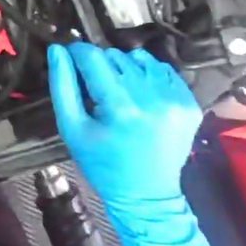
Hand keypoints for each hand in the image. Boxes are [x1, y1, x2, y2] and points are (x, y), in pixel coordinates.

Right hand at [48, 43, 233, 245]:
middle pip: (116, 56)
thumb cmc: (103, 165)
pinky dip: (146, 76)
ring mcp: (175, 98)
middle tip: (92, 89)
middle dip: (99, 66)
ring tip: (115, 93)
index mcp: (121, 106)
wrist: (147, 194)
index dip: (76, 53)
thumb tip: (57, 52)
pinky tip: (137, 96)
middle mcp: (152, 97)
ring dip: (123, 69)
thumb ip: (63, 86)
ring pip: (139, 59)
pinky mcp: (188, 101)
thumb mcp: (73, 128)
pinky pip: (162, 70)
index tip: (68, 56)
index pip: (93, 57)